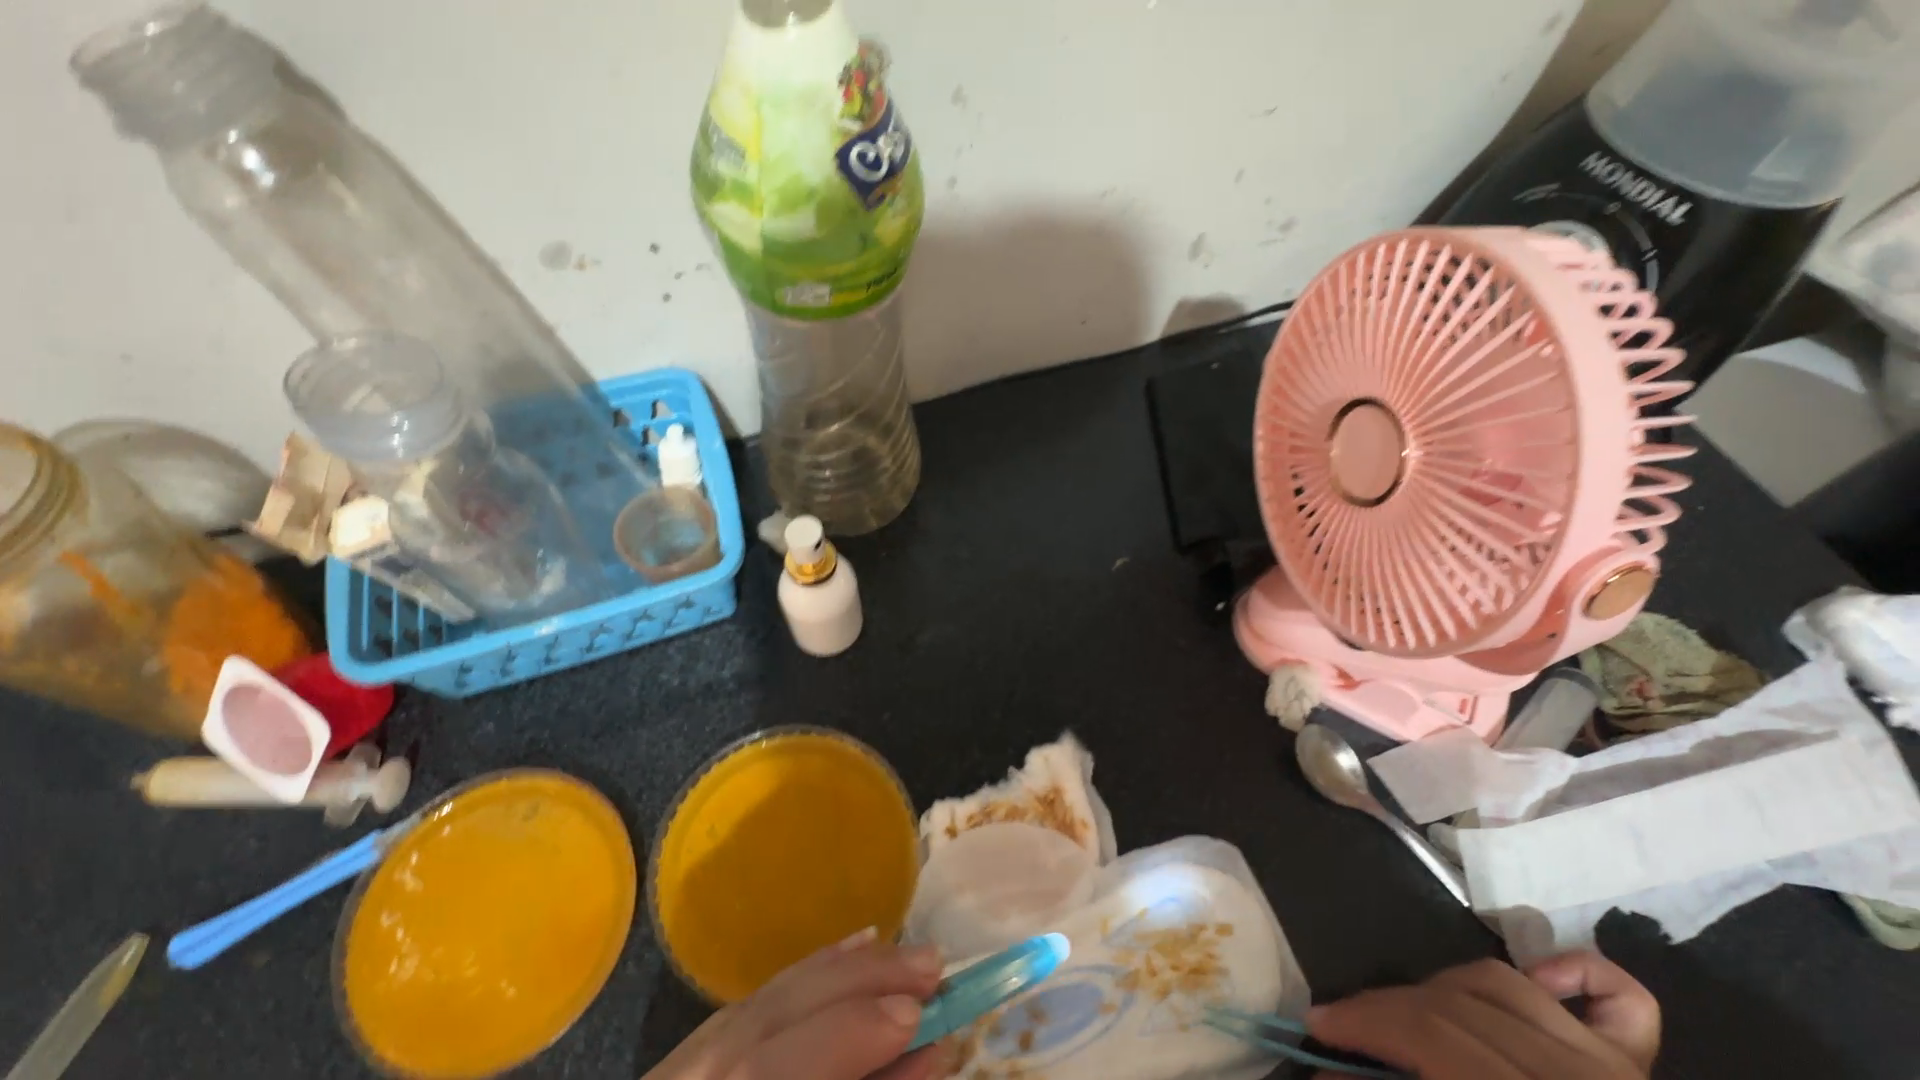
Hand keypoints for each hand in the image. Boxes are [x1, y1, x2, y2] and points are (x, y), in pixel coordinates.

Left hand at [643, 930, 945, 1079]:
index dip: (846, 1034)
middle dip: (859, 981)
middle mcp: (703, 1074)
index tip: (914, 1013)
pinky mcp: (700, 1040)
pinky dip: (816, 970)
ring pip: (770, 994)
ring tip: (907, 956)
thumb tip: (929, 1053)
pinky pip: (763, 994)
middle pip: (776, 1012)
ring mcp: (691, 1056)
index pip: (773, 1066)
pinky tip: (855, 950)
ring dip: (847, 968)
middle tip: (933, 965)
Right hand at [1306, 951, 1660, 1078]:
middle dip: (1383, 1007)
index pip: (1429, 1034)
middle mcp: (1572, 1077)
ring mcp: (1616, 1071)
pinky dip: (1571, 975)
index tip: (1316, 1026)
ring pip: (1504, 986)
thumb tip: (1324, 1073)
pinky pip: (1619, 1001)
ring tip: (1407, 1014)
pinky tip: (1532, 980)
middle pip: (1454, 1007)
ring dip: (1441, 989)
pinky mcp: (1638, 1070)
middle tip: (1341, 1023)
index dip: (1364, 1022)